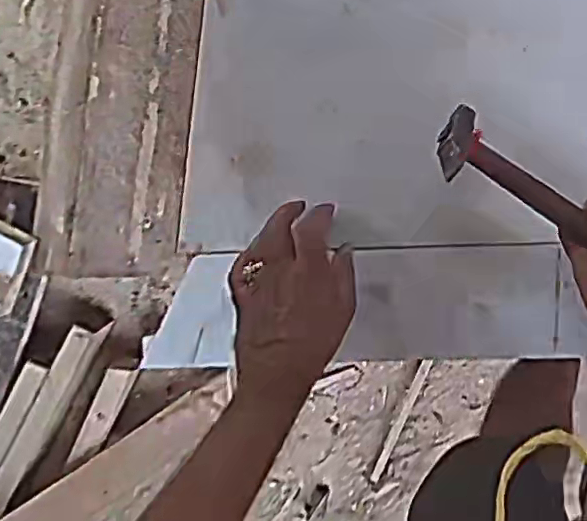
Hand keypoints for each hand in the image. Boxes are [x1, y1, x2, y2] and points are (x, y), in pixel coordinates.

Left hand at [229, 201, 356, 398]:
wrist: (277, 378)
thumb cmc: (310, 348)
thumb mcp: (343, 308)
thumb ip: (344, 274)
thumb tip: (344, 254)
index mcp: (308, 270)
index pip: (312, 226)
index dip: (320, 214)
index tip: (325, 211)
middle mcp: (280, 270)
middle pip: (280, 227)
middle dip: (290, 212)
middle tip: (299, 207)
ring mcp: (259, 283)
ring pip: (260, 242)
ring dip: (271, 227)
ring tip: (280, 222)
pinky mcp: (243, 297)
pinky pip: (242, 266)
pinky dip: (250, 253)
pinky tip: (255, 252)